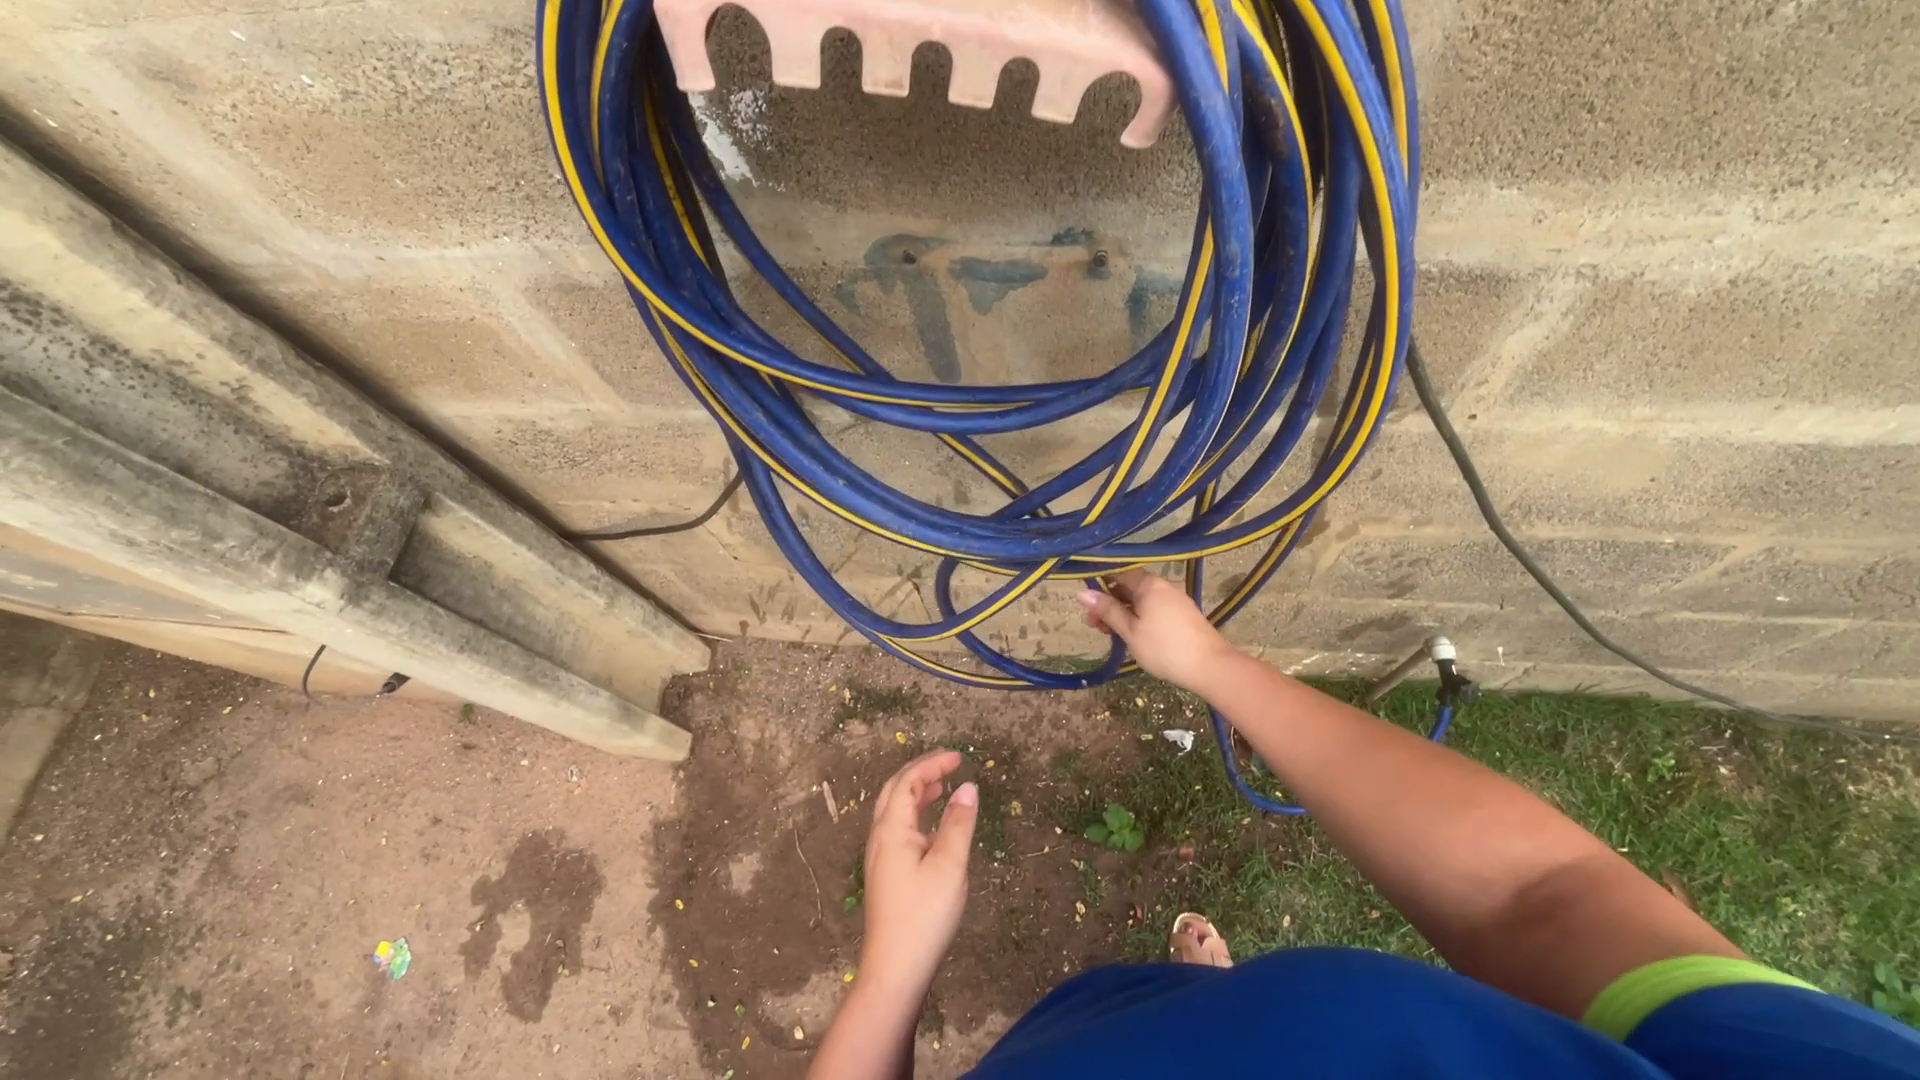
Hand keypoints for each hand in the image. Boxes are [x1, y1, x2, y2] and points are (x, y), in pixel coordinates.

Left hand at [858, 750, 977, 997]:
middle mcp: (880, 837)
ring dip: (916, 793)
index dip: (932, 764)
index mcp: (892, 829)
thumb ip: (959, 823)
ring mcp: (880, 857)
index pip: (908, 782)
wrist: (895, 967)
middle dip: (921, 772)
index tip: (959, 757)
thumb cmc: (924, 914)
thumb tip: (967, 787)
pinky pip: (898, 830)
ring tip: (941, 788)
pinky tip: (934, 829)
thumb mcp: (950, 865)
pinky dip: (916, 815)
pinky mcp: (886, 874)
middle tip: (948, 763)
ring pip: (894, 811)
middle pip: (895, 791)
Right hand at [1077, 569, 1239, 691]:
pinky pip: (1154, 609)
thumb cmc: (1164, 648)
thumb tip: (1081, 592)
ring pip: (1141, 600)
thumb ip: (1107, 610)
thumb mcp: (1130, 630)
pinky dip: (1140, 618)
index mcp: (1149, 584)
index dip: (1100, 586)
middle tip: (1095, 627)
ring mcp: (1176, 599)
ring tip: (1111, 635)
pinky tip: (1134, 636)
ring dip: (1123, 613)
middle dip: (1109, 604)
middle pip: (1129, 587)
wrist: (1210, 666)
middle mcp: (1163, 585)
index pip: (1118, 573)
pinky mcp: (1183, 614)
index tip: (1088, 607)